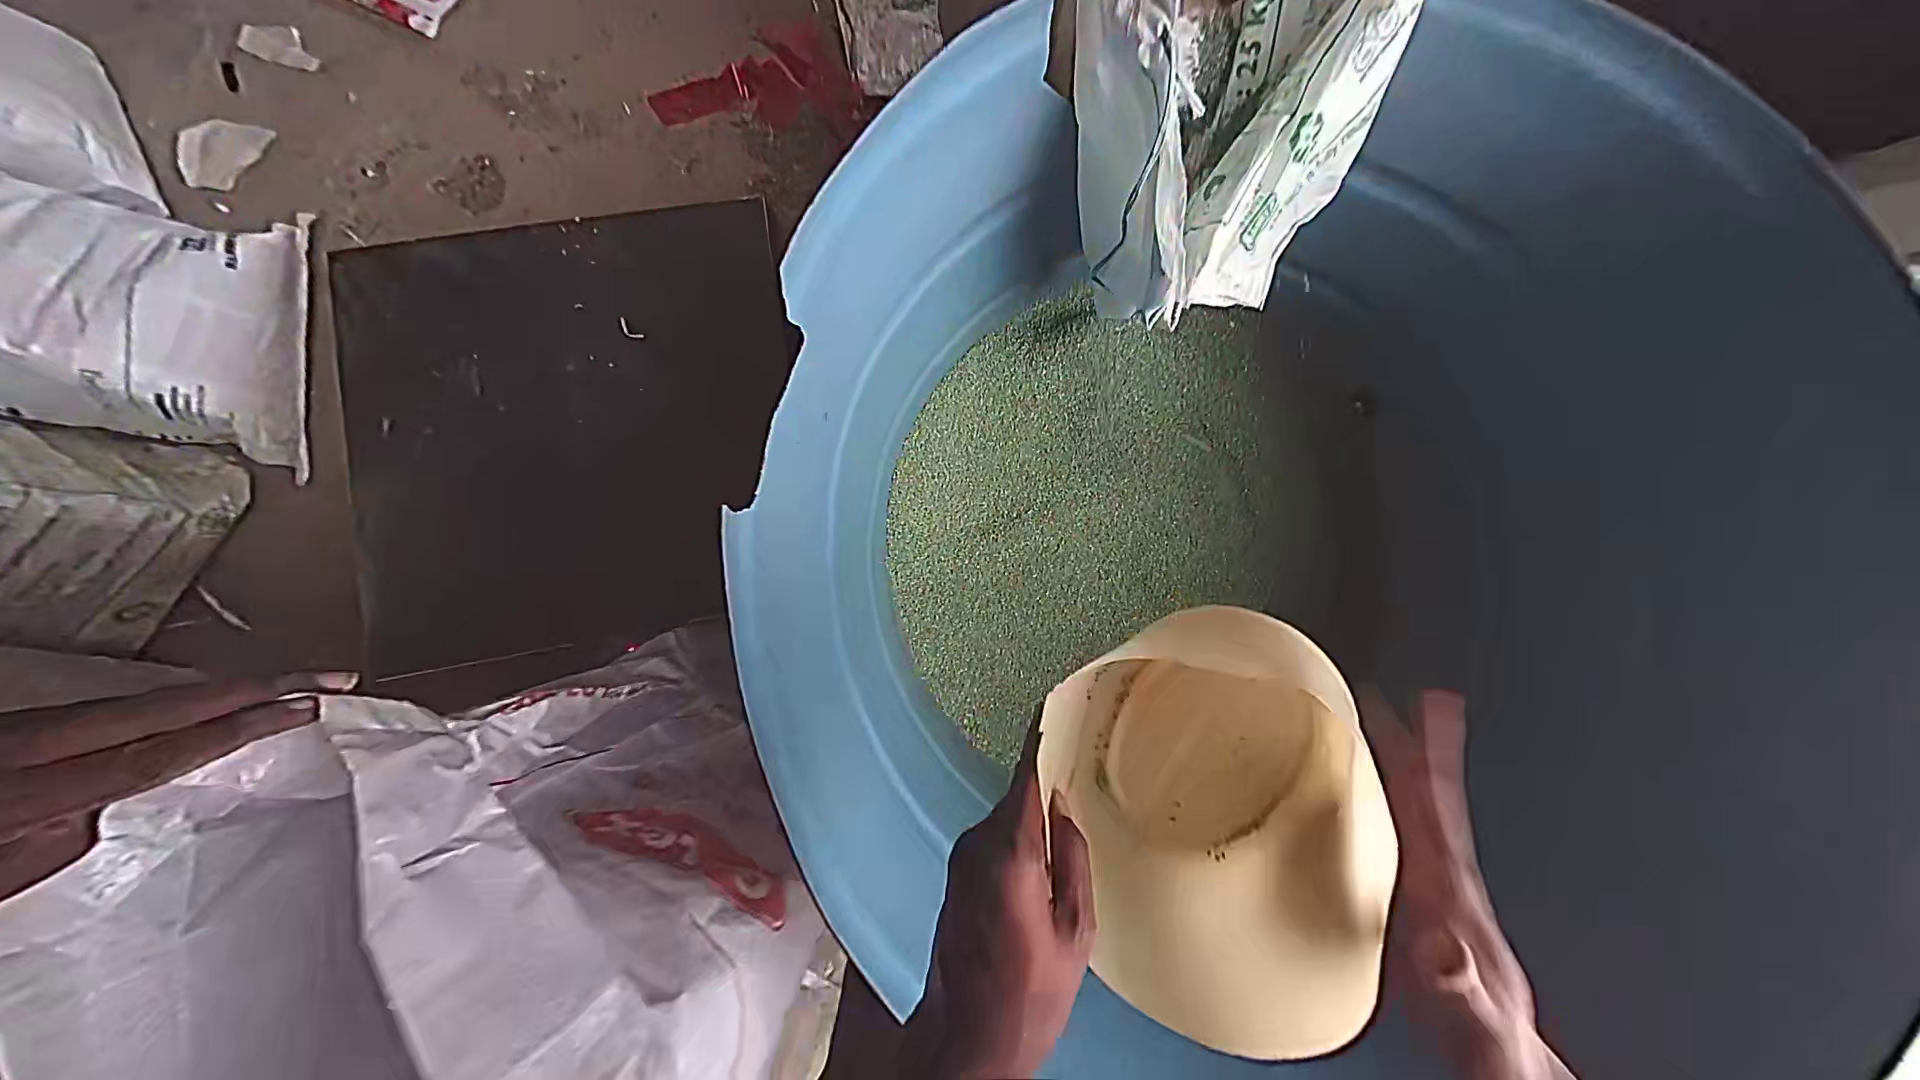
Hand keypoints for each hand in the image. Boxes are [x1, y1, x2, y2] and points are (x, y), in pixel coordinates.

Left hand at [0, 672, 357, 901]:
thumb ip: (59, 839)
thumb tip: (134, 803)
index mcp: (27, 788)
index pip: (164, 748)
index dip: (244, 725)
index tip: (309, 707)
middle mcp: (34, 743)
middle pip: (172, 703)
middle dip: (262, 686)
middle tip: (334, 677)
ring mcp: (29, 728)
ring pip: (152, 699)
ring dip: (233, 689)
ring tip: (299, 685)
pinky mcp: (28, 726)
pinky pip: (127, 708)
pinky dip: (190, 701)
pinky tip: (223, 702)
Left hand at [901, 714, 1095, 1077]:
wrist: (965, 1039)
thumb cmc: (1028, 995)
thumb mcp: (1075, 932)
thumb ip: (1072, 857)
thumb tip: (1063, 805)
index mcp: (1011, 855)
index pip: (1025, 778)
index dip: (1038, 738)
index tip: (1050, 707)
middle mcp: (978, 845)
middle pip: (1017, 796)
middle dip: (1045, 785)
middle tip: (1078, 772)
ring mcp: (961, 858)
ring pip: (1006, 818)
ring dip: (1032, 817)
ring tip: (1065, 830)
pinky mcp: (956, 871)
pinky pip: (994, 838)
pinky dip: (1017, 836)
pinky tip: (1038, 862)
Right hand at [1359, 689, 1573, 1079]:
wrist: (1491, 1050)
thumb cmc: (1479, 1033)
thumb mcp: (1469, 1014)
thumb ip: (1457, 981)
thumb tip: (1440, 941)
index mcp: (1449, 884)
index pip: (1435, 803)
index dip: (1428, 752)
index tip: (1419, 705)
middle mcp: (1444, 871)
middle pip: (1428, 791)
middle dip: (1416, 741)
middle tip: (1399, 696)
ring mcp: (1432, 878)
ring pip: (1416, 805)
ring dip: (1404, 761)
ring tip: (1386, 725)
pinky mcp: (1416, 889)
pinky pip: (1402, 828)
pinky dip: (1390, 797)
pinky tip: (1373, 789)